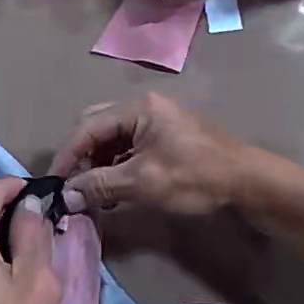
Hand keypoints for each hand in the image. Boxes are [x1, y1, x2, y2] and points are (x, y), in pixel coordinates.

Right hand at [50, 92, 292, 215]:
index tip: (57, 183)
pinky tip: (117, 189)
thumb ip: (101, 186)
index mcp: (138, 109)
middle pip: (99, 128)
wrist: (247, 181)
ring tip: (96, 193)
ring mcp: (158, 120)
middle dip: (84, 158)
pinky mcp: (167, 136)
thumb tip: (67, 196)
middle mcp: (145, 107)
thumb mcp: (143, 182)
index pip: (88, 127)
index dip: (68, 156)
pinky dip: (119, 165)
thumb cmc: (195, 176)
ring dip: (101, 164)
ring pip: (114, 139)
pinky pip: (131, 146)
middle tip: (78, 187)